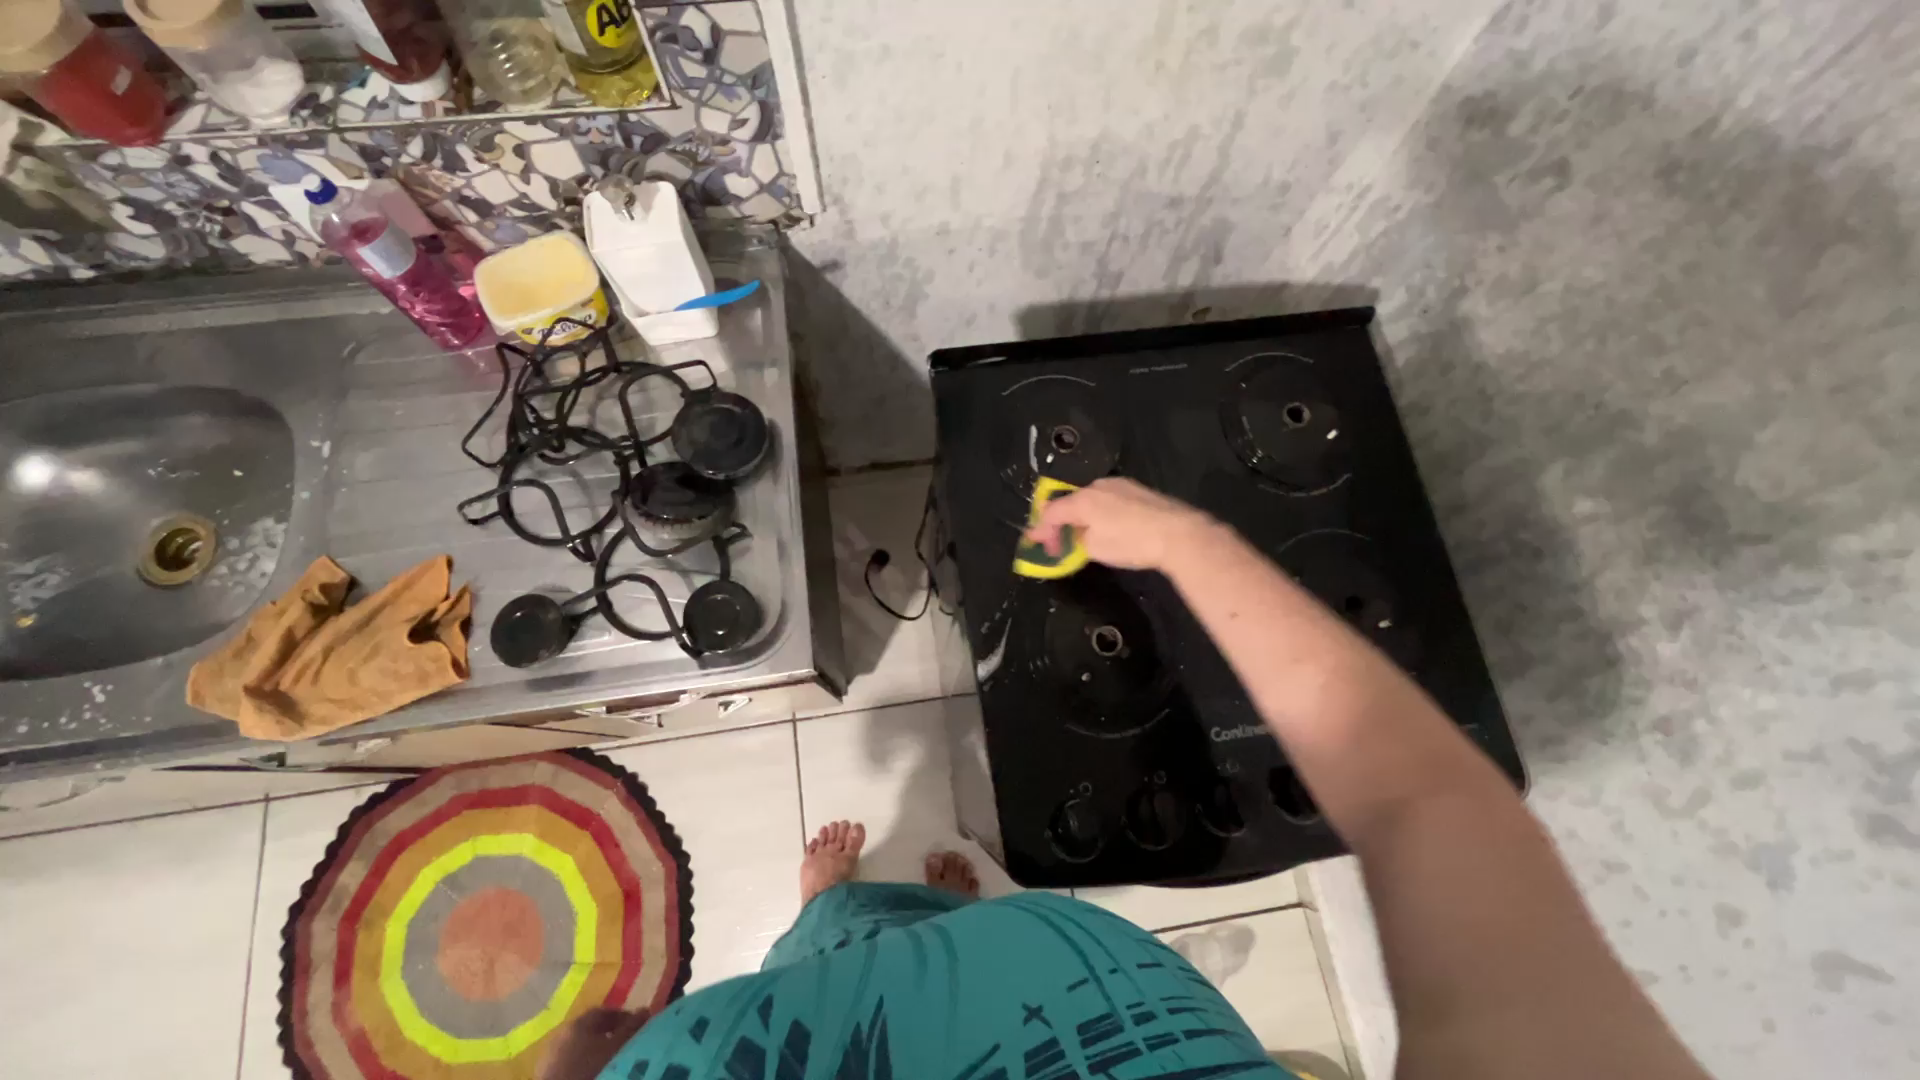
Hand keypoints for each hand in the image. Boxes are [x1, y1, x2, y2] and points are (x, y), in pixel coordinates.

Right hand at [1027, 477, 1219, 570]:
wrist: (1178, 533)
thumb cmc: (1132, 542)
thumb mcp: (1095, 549)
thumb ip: (1077, 540)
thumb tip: (1076, 536)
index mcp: (1083, 499)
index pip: (1052, 511)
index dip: (1041, 529)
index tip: (1035, 544)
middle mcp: (1099, 486)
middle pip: (1071, 502)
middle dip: (1061, 522)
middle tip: (1057, 541)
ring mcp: (1121, 485)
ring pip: (1091, 500)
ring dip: (1082, 517)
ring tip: (1082, 535)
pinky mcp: (1139, 490)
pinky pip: (1109, 500)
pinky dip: (1100, 513)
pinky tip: (1107, 527)